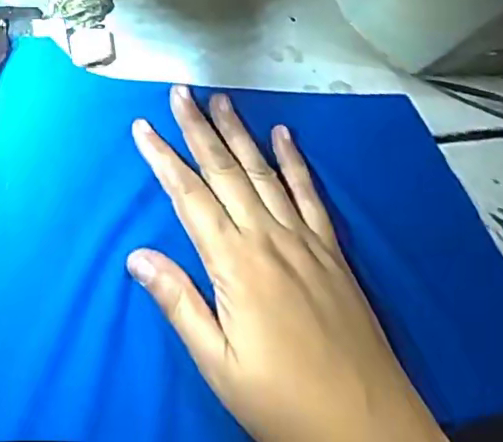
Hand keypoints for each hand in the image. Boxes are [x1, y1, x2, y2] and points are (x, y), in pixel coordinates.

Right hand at [128, 87, 445, 441]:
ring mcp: (303, 237)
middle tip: (180, 92)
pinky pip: (309, 192)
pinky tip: (284, 134)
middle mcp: (268, 237)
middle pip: (225, 171)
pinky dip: (294, 160)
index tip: (143, 127)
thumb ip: (180, 303)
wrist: (364, 421)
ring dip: (239, 132)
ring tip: (221, 100)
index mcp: (235, 263)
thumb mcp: (219, 364)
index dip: (163, 159)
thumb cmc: (281, 400)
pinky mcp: (330, 247)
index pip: (189, 197)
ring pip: (263, 171)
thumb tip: (138, 256)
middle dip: (198, 128)